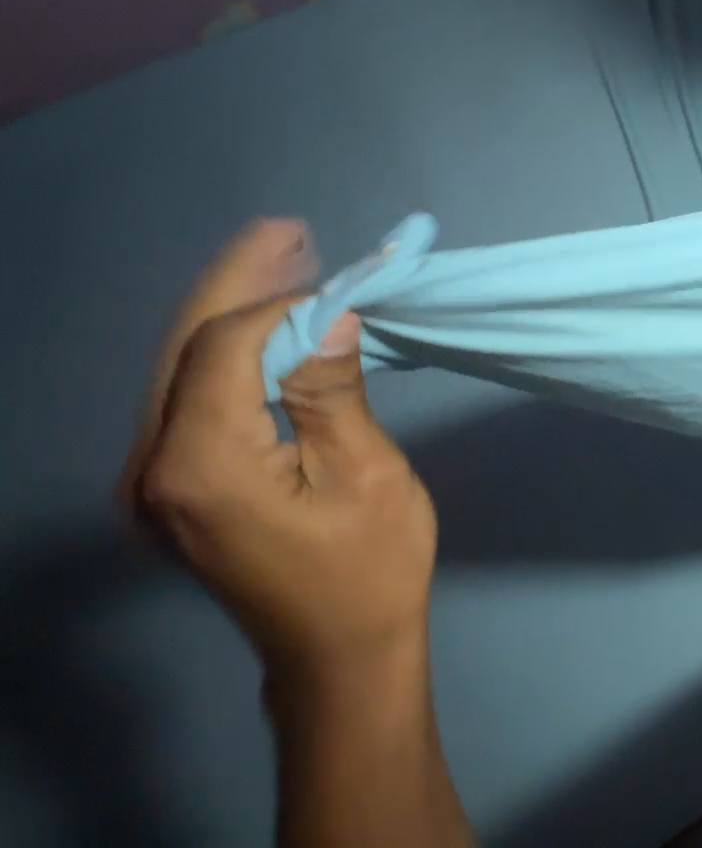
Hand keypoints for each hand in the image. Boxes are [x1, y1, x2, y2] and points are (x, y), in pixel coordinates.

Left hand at [128, 224, 437, 682]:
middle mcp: (153, 469)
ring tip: (281, 259)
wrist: (338, 650)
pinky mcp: (174, 489)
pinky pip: (189, 401)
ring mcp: (153, 482)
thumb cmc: (370, 566)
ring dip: (229, 311)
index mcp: (203, 466)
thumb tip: (330, 317)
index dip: (281, 302)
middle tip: (286, 229)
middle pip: (183, 349)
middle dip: (235, 283)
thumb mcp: (368, 477)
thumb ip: (333, 394)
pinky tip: (263, 328)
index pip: (223, 349)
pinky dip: (227, 353)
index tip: (347, 275)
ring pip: (178, 371)